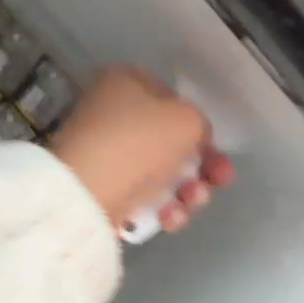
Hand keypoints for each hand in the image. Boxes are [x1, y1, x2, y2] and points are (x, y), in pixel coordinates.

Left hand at [49, 65, 235, 233]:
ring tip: (191, 203)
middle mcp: (110, 116)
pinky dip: (160, 209)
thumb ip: (200, 124)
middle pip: (169, 141)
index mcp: (123, 83)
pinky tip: (169, 220)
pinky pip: (141, 198)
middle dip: (201, 166)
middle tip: (218, 181)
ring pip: (160, 174)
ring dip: (187, 192)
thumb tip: (194, 139)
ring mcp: (104, 156)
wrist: (85, 196)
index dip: (197, 124)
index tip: (211, 145)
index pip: (171, 99)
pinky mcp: (101, 192)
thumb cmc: (137, 144)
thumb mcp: (186, 121)